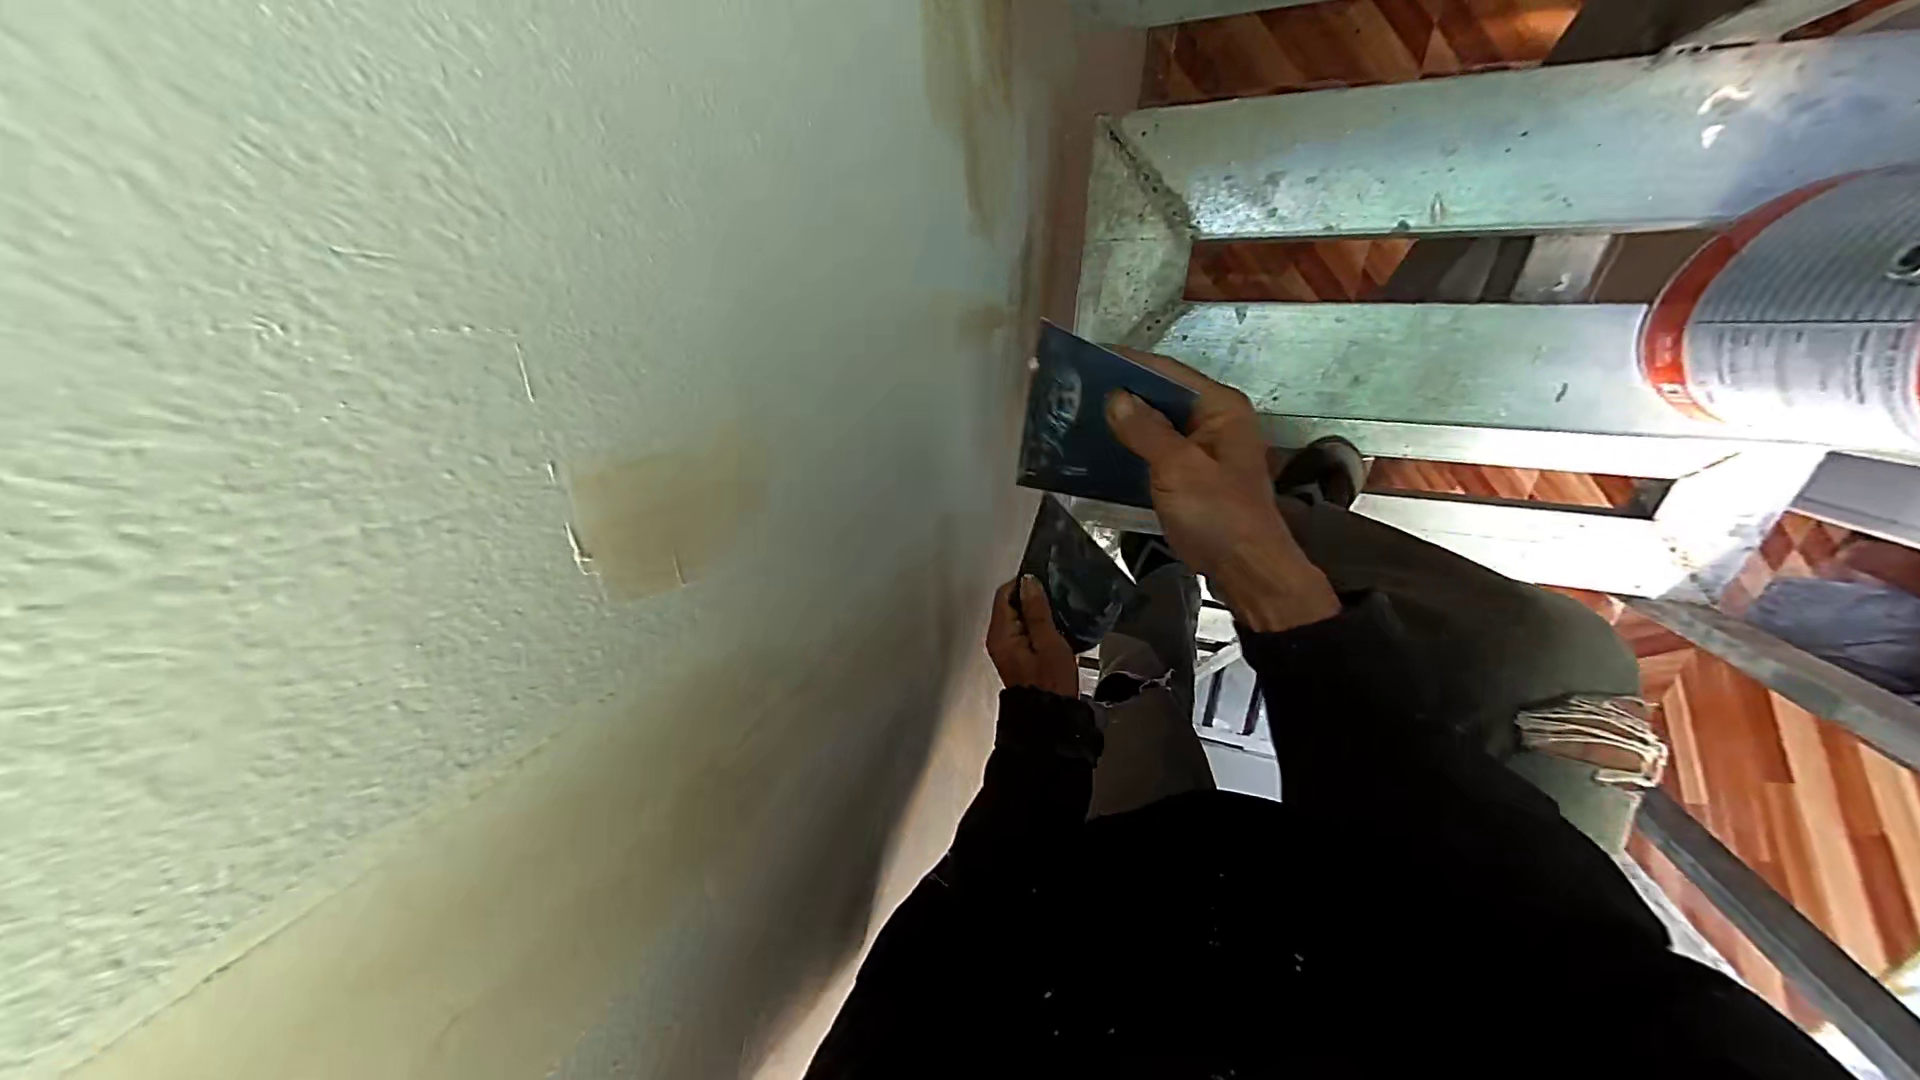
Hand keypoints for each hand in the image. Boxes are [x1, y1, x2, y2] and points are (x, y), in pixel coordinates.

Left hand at [986, 577, 1079, 697]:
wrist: (1050, 718)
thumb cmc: (1050, 684)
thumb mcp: (1048, 642)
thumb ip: (1036, 610)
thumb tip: (1028, 582)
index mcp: (1001, 635)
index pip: (1004, 594)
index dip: (1023, 584)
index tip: (1045, 581)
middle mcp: (999, 640)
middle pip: (1010, 604)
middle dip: (1031, 597)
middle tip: (1055, 597)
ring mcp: (1008, 649)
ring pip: (1018, 616)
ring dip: (1036, 611)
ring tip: (1058, 611)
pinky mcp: (1018, 656)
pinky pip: (1025, 630)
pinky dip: (1038, 624)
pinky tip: (1054, 627)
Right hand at [1103, 348, 1339, 632]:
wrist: (1246, 570)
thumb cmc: (1217, 515)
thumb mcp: (1177, 469)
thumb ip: (1145, 430)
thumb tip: (1114, 397)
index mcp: (1220, 408)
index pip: (1168, 373)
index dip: (1129, 365)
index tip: (1089, 360)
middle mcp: (1214, 421)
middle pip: (1163, 396)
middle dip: (1123, 394)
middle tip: (1077, 392)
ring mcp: (1204, 449)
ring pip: (1158, 425)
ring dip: (1125, 422)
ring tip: (1081, 417)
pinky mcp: (1192, 474)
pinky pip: (1157, 450)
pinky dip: (1134, 448)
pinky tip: (1103, 450)